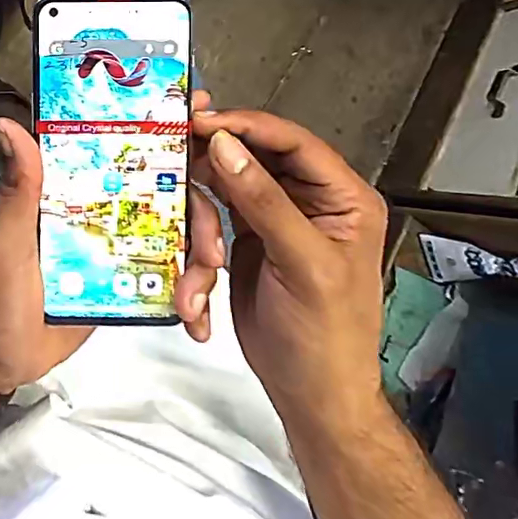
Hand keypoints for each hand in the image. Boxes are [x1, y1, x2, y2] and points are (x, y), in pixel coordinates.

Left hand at [0, 107, 228, 390]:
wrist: (2, 361)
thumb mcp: (3, 239)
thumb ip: (16, 187)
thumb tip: (7, 124)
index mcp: (70, 181)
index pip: (120, 139)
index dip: (163, 124)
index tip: (200, 115)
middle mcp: (100, 201)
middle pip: (167, 185)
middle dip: (201, 210)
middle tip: (210, 247)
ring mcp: (118, 238)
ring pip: (178, 227)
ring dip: (200, 255)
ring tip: (195, 299)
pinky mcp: (129, 274)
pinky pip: (170, 269)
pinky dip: (190, 289)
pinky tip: (195, 315)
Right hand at [191, 108, 389, 434]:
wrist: (312, 396)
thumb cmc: (328, 337)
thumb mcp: (302, 263)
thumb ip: (264, 200)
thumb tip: (226, 145)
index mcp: (340, 196)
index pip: (290, 141)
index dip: (245, 125)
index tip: (203, 122)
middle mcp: (305, 197)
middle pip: (248, 158)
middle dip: (213, 178)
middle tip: (177, 171)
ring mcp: (271, 215)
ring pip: (221, 189)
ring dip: (201, 226)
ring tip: (203, 265)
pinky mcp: (244, 235)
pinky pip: (209, 220)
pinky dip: (195, 250)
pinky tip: (198, 291)